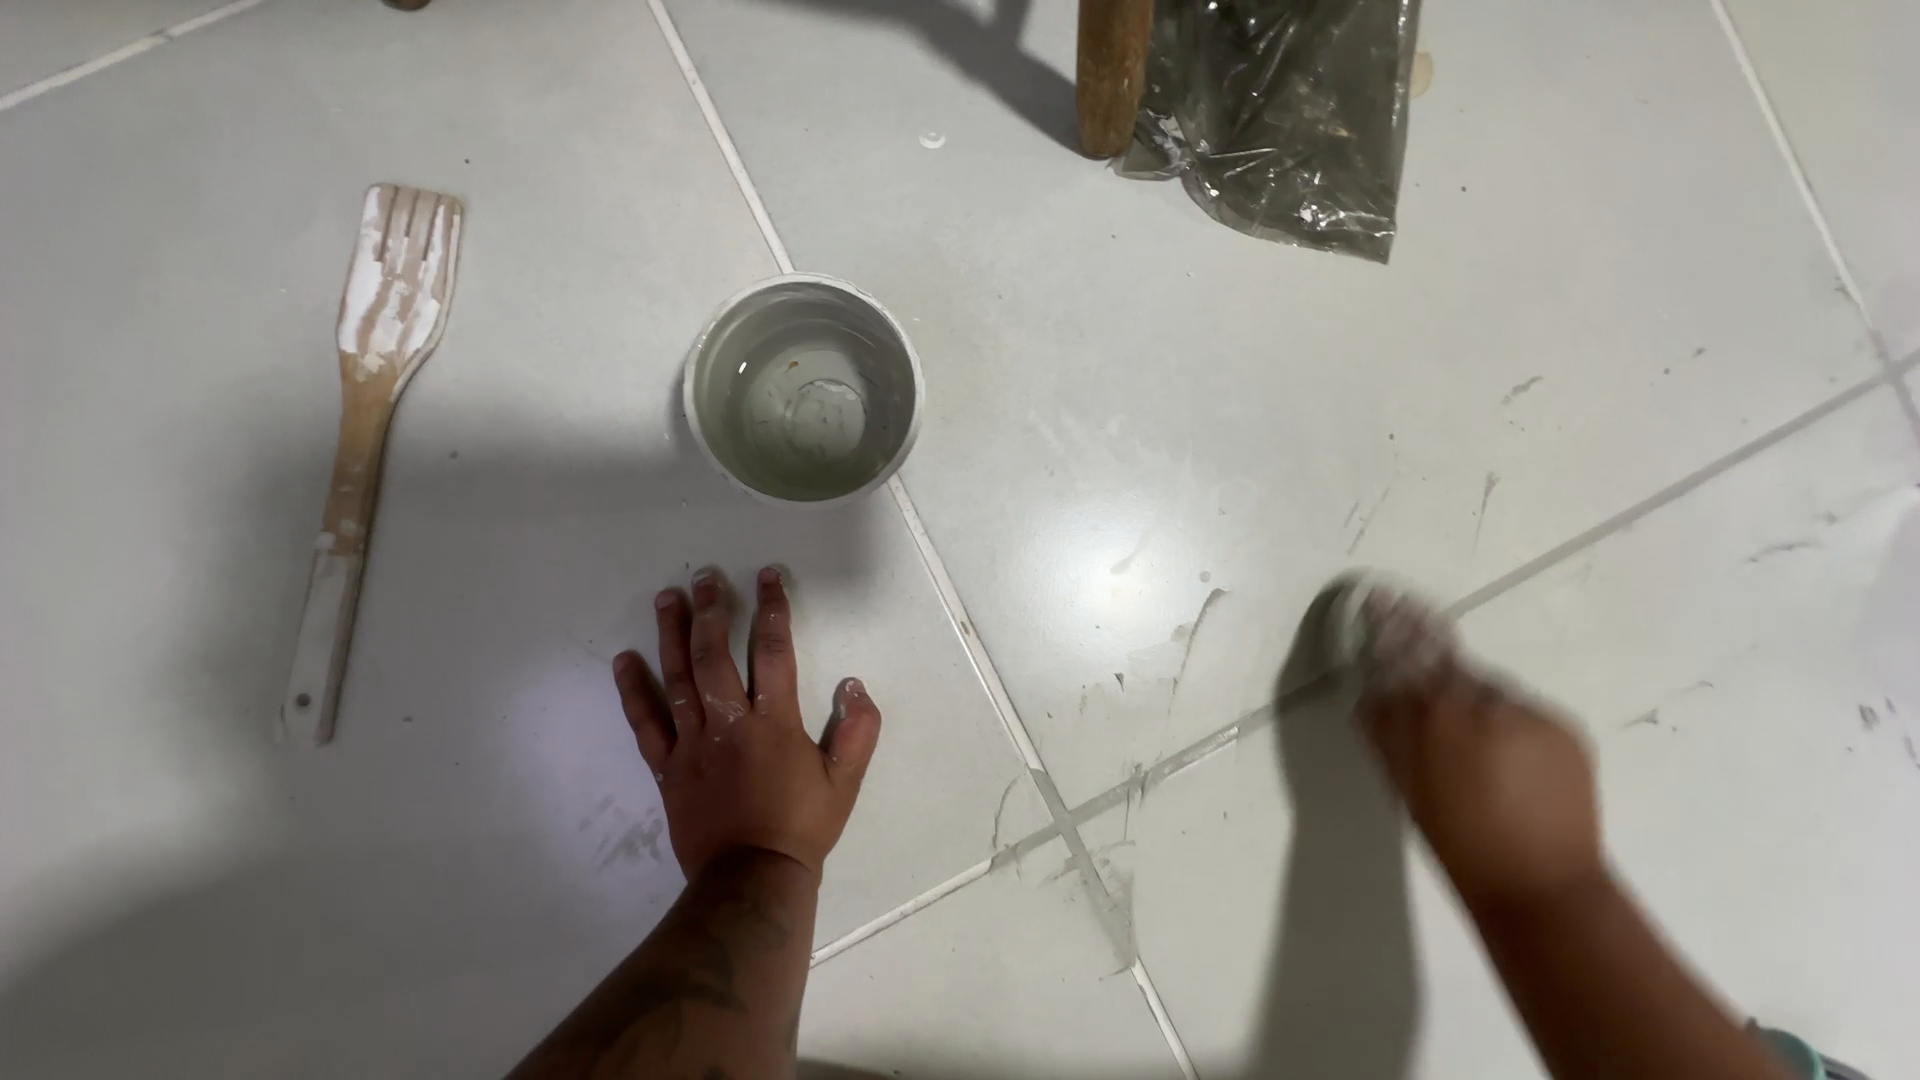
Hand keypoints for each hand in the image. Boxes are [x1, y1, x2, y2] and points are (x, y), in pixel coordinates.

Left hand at [611, 566, 881, 879]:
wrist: (752, 879)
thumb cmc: (802, 826)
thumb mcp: (846, 781)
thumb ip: (857, 731)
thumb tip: (854, 684)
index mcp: (774, 723)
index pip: (774, 651)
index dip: (772, 609)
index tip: (767, 577)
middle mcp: (729, 723)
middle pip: (714, 656)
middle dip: (711, 611)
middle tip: (706, 577)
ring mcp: (692, 744)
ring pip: (677, 680)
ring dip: (671, 635)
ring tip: (667, 597)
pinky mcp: (668, 768)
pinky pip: (646, 724)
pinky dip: (633, 691)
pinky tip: (625, 661)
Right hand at [1358, 611, 1605, 911]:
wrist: (1542, 885)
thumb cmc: (1455, 838)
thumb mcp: (1405, 782)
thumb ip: (1386, 729)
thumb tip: (1371, 693)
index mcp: (1439, 717)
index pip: (1408, 655)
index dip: (1392, 625)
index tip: (1380, 597)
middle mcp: (1486, 702)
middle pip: (1447, 659)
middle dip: (1424, 638)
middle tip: (1404, 610)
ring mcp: (1530, 711)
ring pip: (1484, 685)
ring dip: (1466, 690)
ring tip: (1459, 716)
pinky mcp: (1563, 726)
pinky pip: (1519, 707)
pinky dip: (1503, 715)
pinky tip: (1499, 743)